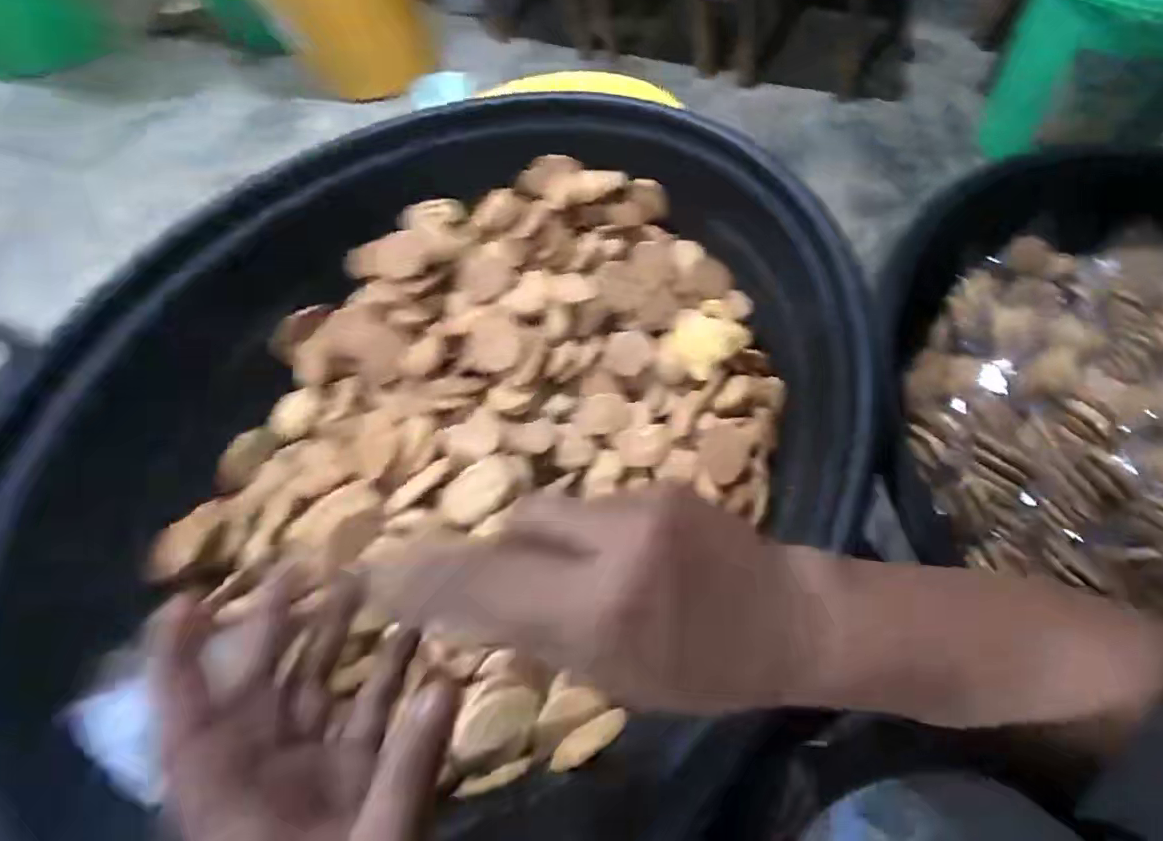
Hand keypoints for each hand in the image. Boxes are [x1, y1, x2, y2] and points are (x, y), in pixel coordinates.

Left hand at [150, 569, 460, 840]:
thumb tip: (444, 682)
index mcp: (232, 802)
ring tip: (362, 580)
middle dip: (277, 626)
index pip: (189, 724)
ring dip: (336, 639)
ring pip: (314, 693)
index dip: (177, 665)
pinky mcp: (356, 783)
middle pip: (260, 690)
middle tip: (302, 563)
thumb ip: (405, 770)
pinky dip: (388, 674)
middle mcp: (263, 779)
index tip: (181, 602)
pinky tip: (414, 637)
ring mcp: (312, 778)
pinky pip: (367, 715)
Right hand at [361, 490, 819, 714]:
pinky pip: (597, 503)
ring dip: (547, 540)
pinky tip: (618, 556)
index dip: (425, 577)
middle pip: (517, 523)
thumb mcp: (614, 677)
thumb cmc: (702, 670)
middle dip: (496, 551)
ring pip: (557, 510)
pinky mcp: (662, 484)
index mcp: (600, 609)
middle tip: (504, 581)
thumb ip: (541, 634)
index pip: (487, 584)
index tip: (376, 572)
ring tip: (576, 573)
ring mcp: (643, 503)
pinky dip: (587, 531)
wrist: (786, 613)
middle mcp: (615, 542)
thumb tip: (475, 608)